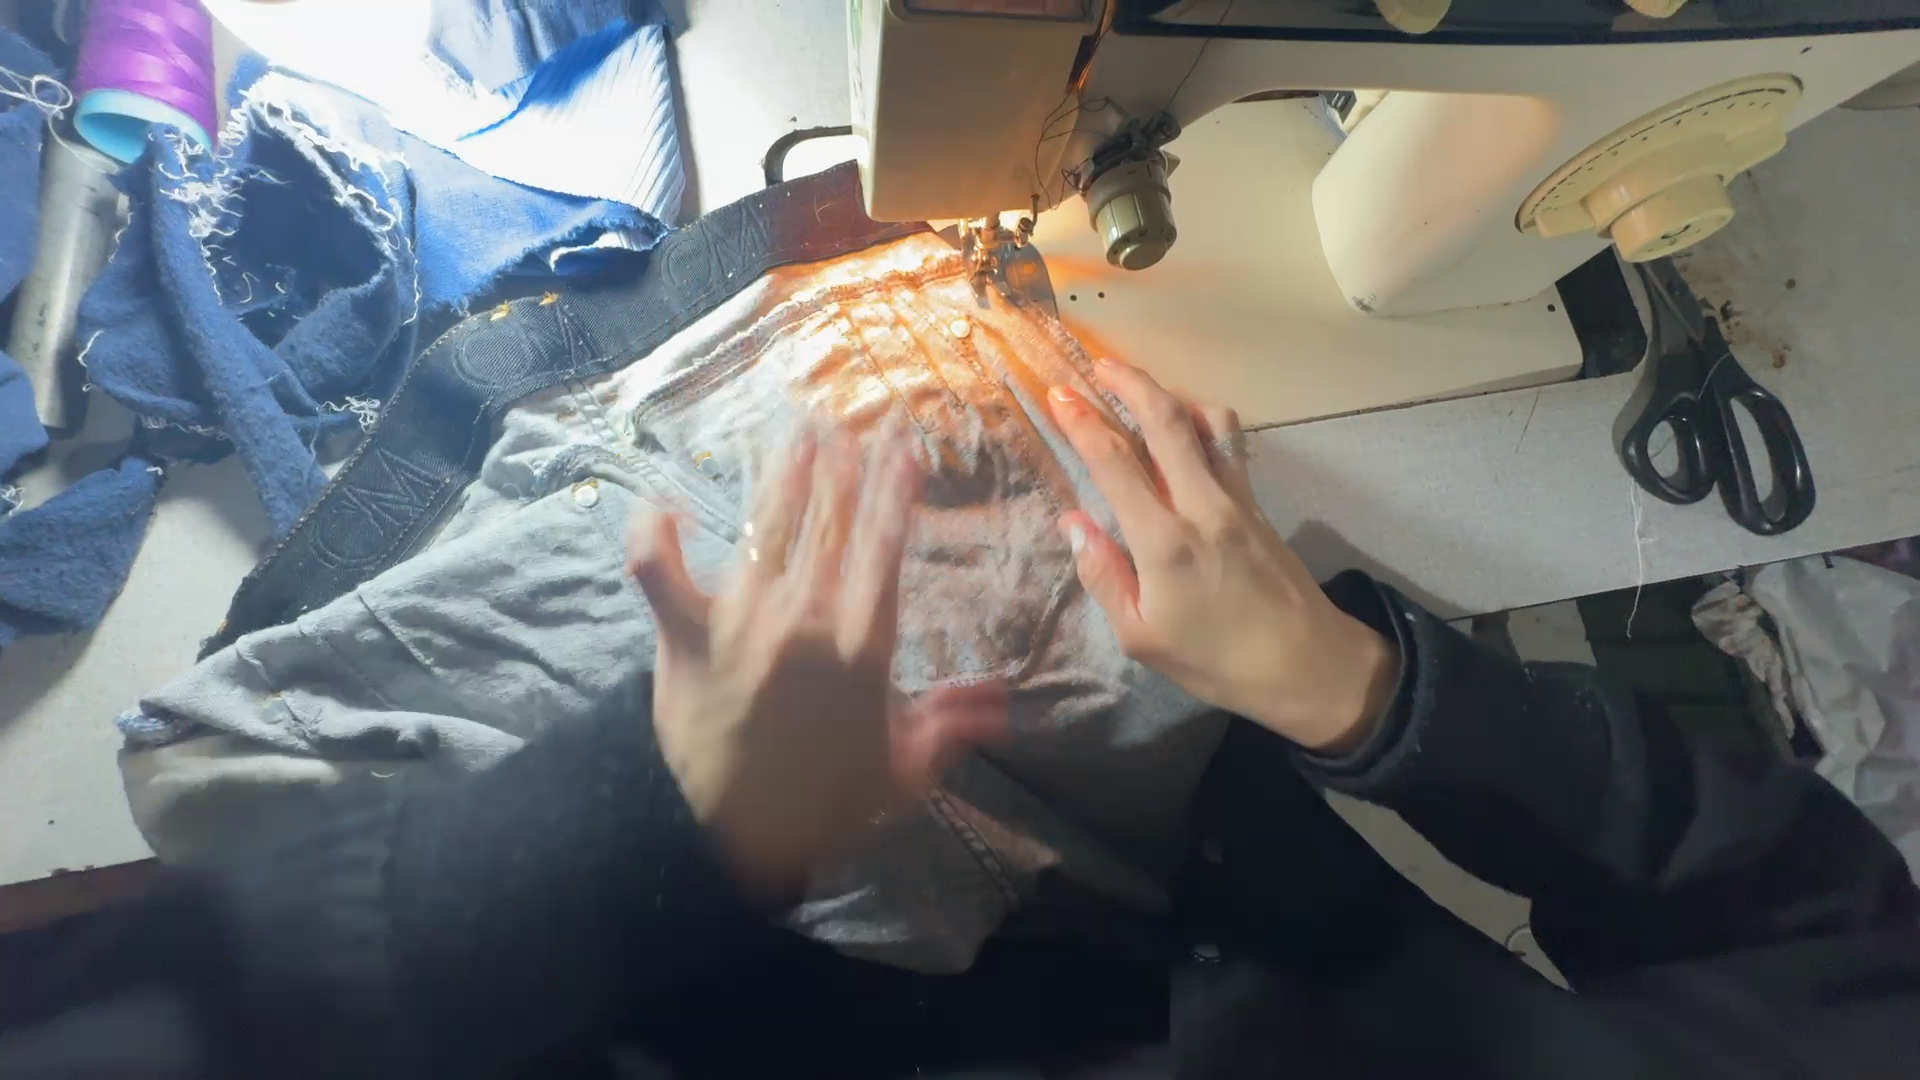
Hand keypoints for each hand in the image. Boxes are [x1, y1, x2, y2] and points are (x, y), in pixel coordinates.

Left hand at [626, 426, 1004, 895]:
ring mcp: (739, 621)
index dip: (895, 495)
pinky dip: (654, 535)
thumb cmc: (822, 804)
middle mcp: (804, 618)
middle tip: (854, 423)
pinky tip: (662, 501)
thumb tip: (1005, 703)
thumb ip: (951, 727)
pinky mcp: (683, 634)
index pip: (884, 551)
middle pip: (833, 525)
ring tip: (800, 432)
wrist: (728, 838)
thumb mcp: (901, 773)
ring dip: (786, 476)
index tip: (902, 452)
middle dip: (847, 468)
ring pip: (767, 529)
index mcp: (860, 645)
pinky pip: (658, 572)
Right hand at [1046, 360, 1397, 753]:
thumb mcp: (1140, 636)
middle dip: (1128, 383)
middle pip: (1165, 420)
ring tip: (1140, 387)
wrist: (1307, 666)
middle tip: (1096, 364)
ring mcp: (1236, 498)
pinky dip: (1202, 419)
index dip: (1082, 422)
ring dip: (1169, 393)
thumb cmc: (1214, 660)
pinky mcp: (1258, 503)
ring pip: (1206, 421)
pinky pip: (1229, 443)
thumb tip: (1073, 524)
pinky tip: (1187, 425)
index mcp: (1163, 541)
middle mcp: (1201, 504)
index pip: (1115, 462)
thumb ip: (1103, 575)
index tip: (1059, 394)